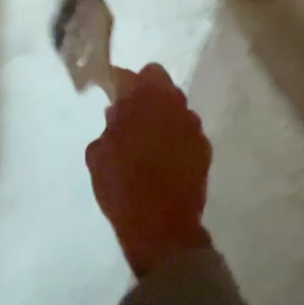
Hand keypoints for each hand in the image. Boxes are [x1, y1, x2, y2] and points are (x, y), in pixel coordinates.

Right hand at [86, 63, 215, 276]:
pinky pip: (188, 130)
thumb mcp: (98, 155)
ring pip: (177, 104)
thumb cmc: (122, 188)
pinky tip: (166, 155)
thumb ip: (109, 126)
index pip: (130, 75)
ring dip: (163, 112)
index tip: (110, 90)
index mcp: (143, 101)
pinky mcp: (205, 148)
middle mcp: (172, 105)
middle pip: (159, 80)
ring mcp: (192, 126)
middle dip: (145, 90)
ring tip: (149, 136)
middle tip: (130, 112)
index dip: (118, 81)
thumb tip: (117, 112)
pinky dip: (176, 135)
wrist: (162, 229)